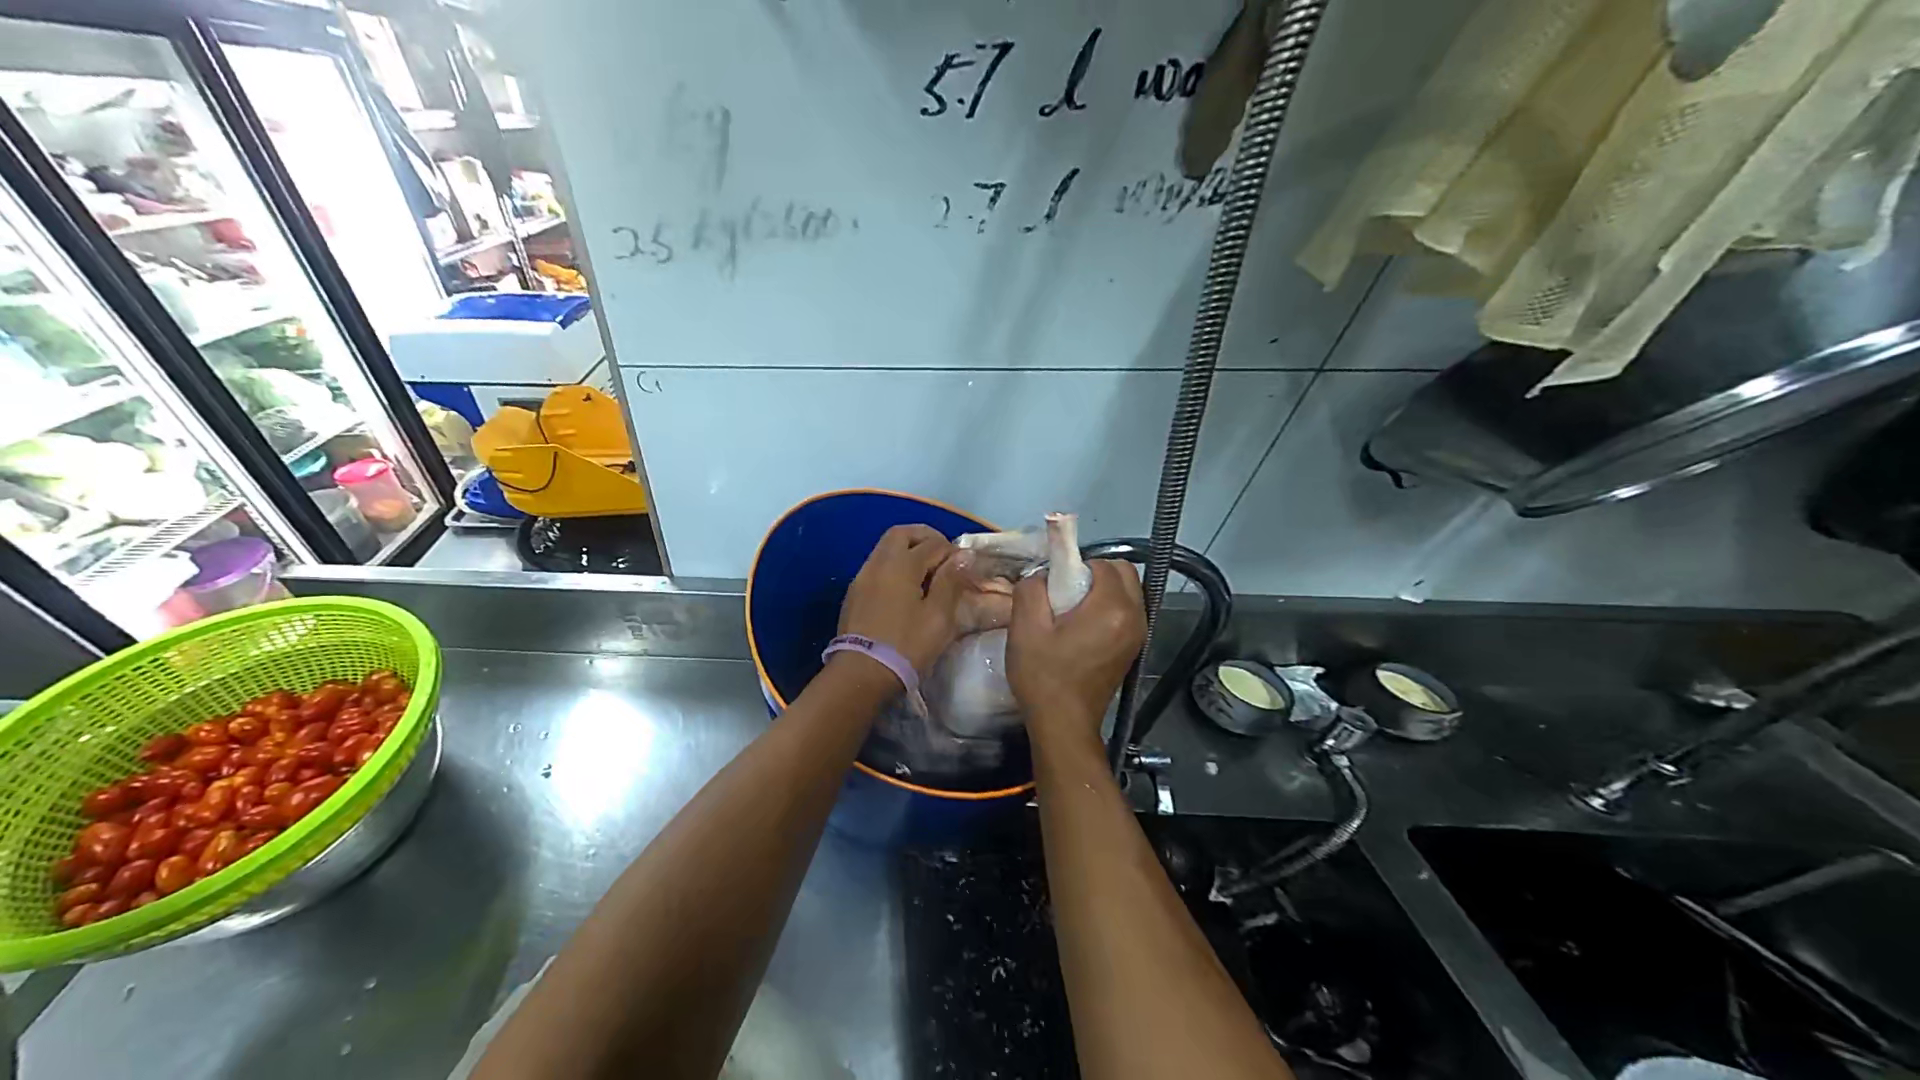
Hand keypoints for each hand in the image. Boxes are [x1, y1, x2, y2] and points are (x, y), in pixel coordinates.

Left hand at [838, 524, 968, 673]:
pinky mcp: (854, 593)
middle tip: (943, 556)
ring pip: (886, 548)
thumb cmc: (907, 645)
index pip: (933, 543)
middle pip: (902, 534)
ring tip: (927, 574)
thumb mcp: (938, 616)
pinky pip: (877, 566)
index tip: (966, 566)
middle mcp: (879, 562)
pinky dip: (894, 566)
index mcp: (902, 564)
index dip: (953, 551)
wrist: (862, 673)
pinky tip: (905, 588)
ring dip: (908, 551)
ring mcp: (862, 577)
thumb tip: (963, 555)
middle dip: (926, 538)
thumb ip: (951, 581)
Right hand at [1006, 560, 1145, 739]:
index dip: (1077, 566)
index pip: (1103, 563)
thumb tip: (1043, 575)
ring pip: (1128, 591)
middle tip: (1066, 595)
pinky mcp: (1134, 647)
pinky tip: (1083, 628)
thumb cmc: (1044, 676)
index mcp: (1113, 608)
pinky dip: (1109, 608)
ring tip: (1074, 612)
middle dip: (1095, 574)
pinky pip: (1127, 611)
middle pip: (1124, 572)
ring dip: (1104, 591)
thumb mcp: (1025, 627)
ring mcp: (1139, 634)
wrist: (1064, 724)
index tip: (1056, 587)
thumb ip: (1032, 588)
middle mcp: (1135, 616)